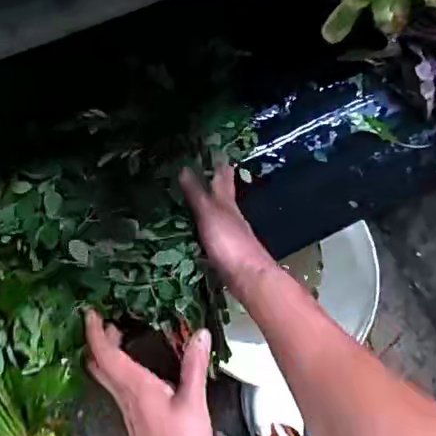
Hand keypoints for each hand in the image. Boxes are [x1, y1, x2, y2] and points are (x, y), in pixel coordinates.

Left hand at [85, 309, 211, 435]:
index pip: (103, 350)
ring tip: (121, 336)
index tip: (90, 310)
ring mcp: (126, 408)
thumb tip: (201, 333)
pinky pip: (117, 385)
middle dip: (98, 338)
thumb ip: (194, 367)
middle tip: (108, 319)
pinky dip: (119, 368)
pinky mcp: (133, 419)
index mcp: (132, 383)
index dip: (93, 329)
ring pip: (106, 373)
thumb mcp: (193, 404)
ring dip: (108, 353)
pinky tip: (138, 368)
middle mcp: (123, 392)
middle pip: (99, 360)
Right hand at [178, 160, 275, 291]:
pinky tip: (200, 233)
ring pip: (221, 216)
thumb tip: (185, 168)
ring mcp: (232, 237)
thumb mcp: (209, 213)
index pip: (223, 181)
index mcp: (227, 204)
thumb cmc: (230, 242)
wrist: (251, 279)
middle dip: (218, 186)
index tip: (220, 155)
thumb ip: (197, 194)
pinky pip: (215, 235)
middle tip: (211, 173)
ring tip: (198, 201)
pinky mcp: (228, 254)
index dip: (221, 168)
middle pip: (225, 197)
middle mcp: (232, 217)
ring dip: (212, 208)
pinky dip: (207, 230)